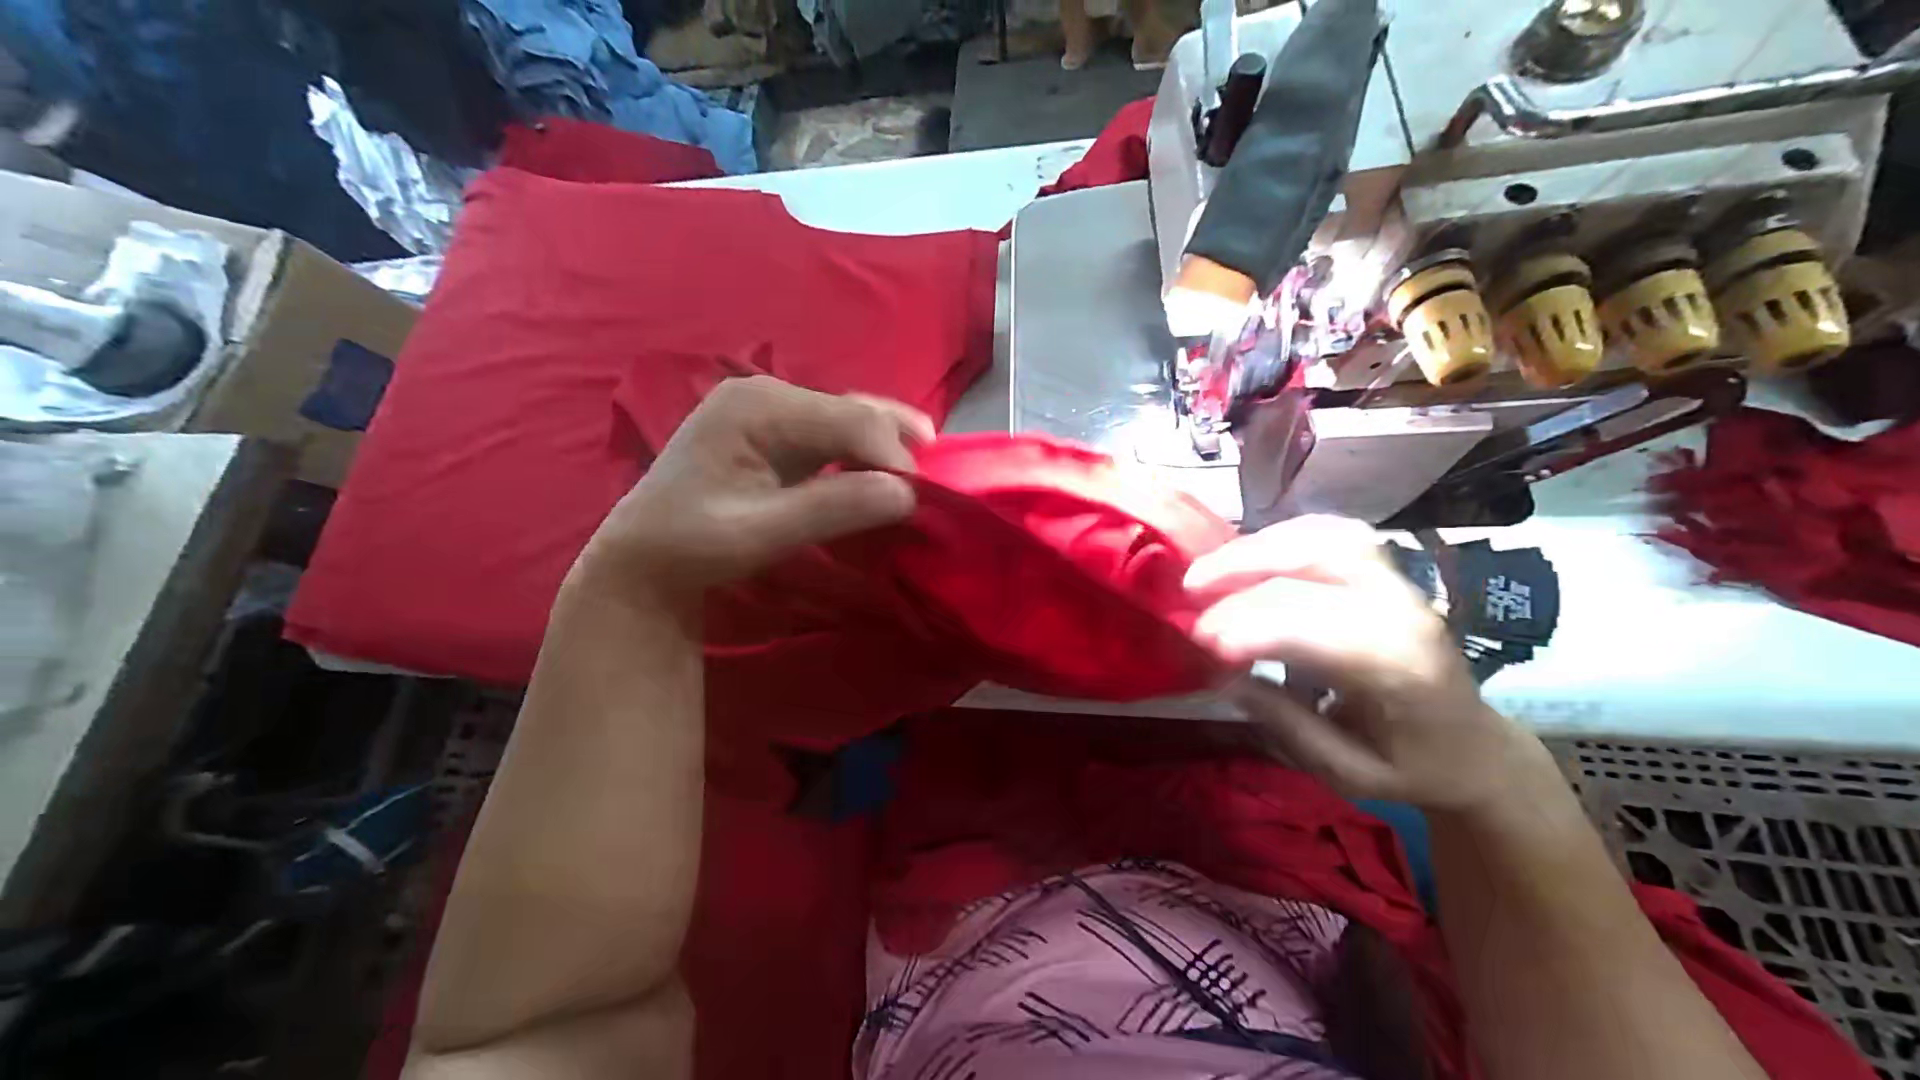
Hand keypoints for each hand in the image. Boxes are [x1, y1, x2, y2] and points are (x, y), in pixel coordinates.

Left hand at [574, 376, 932, 599]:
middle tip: (936, 478)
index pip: (847, 420)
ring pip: (847, 420)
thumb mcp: (759, 533)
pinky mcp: (774, 433)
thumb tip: (906, 494)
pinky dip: (862, 454)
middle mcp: (766, 395)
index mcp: (757, 406)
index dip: (892, 456)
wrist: (642, 559)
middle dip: (895, 444)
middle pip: (851, 411)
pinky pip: (833, 435)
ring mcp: (769, 411)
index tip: (921, 499)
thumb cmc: (692, 546)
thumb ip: (831, 509)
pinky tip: (884, 472)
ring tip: (923, 468)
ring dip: (884, 446)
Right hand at [1186, 515, 1554, 815]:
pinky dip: (1285, 535)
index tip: (1201, 645)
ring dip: (1257, 548)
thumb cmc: (1411, 768)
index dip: (1250, 629)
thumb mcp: (1347, 773)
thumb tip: (1225, 677)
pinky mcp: (1388, 573)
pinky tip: (1252, 550)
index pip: (1313, 630)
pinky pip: (1334, 533)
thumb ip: (1287, 726)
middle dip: (1240, 577)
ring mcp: (1399, 585)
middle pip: (1312, 570)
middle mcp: (1403, 613)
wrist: (1476, 749)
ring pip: (1322, 539)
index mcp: (1399, 670)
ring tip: (1209, 568)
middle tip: (1189, 593)